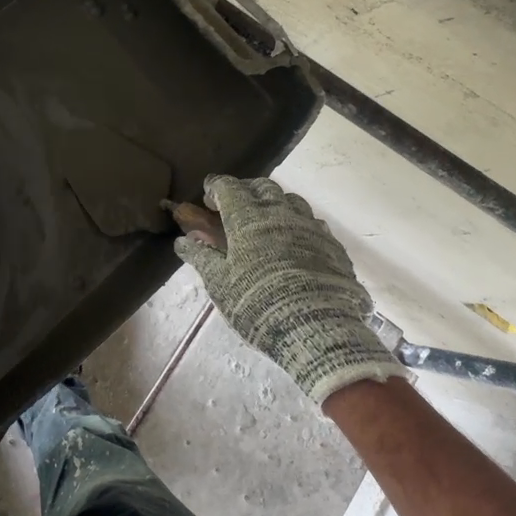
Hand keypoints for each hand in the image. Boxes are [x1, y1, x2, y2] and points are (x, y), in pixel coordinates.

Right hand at [174, 175, 405, 403]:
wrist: (316, 328)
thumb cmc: (258, 302)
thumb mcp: (220, 283)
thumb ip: (201, 257)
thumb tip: (182, 241)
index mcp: (247, 217)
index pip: (228, 186)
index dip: (215, 187)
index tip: (208, 198)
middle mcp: (279, 213)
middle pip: (262, 186)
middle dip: (246, 191)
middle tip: (236, 209)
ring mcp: (310, 227)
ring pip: (291, 201)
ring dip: (275, 205)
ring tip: (268, 224)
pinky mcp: (332, 245)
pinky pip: (313, 224)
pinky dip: (299, 226)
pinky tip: (296, 245)